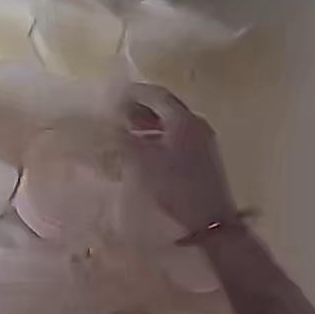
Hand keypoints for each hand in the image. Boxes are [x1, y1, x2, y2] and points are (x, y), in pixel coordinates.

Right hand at [122, 83, 237, 232]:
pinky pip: (178, 136)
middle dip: (140, 108)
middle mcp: (196, 123)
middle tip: (118, 115)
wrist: (209, 220)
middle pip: (165, 106)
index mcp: (183, 119)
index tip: (113, 99)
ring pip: (171, 123)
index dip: (133, 94)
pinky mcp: (204, 156)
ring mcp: (203, 139)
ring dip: (149, 124)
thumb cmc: (176, 185)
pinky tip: (145, 151)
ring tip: (127, 133)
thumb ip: (123, 139)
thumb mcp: (143, 161)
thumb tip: (105, 125)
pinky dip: (159, 136)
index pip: (156, 94)